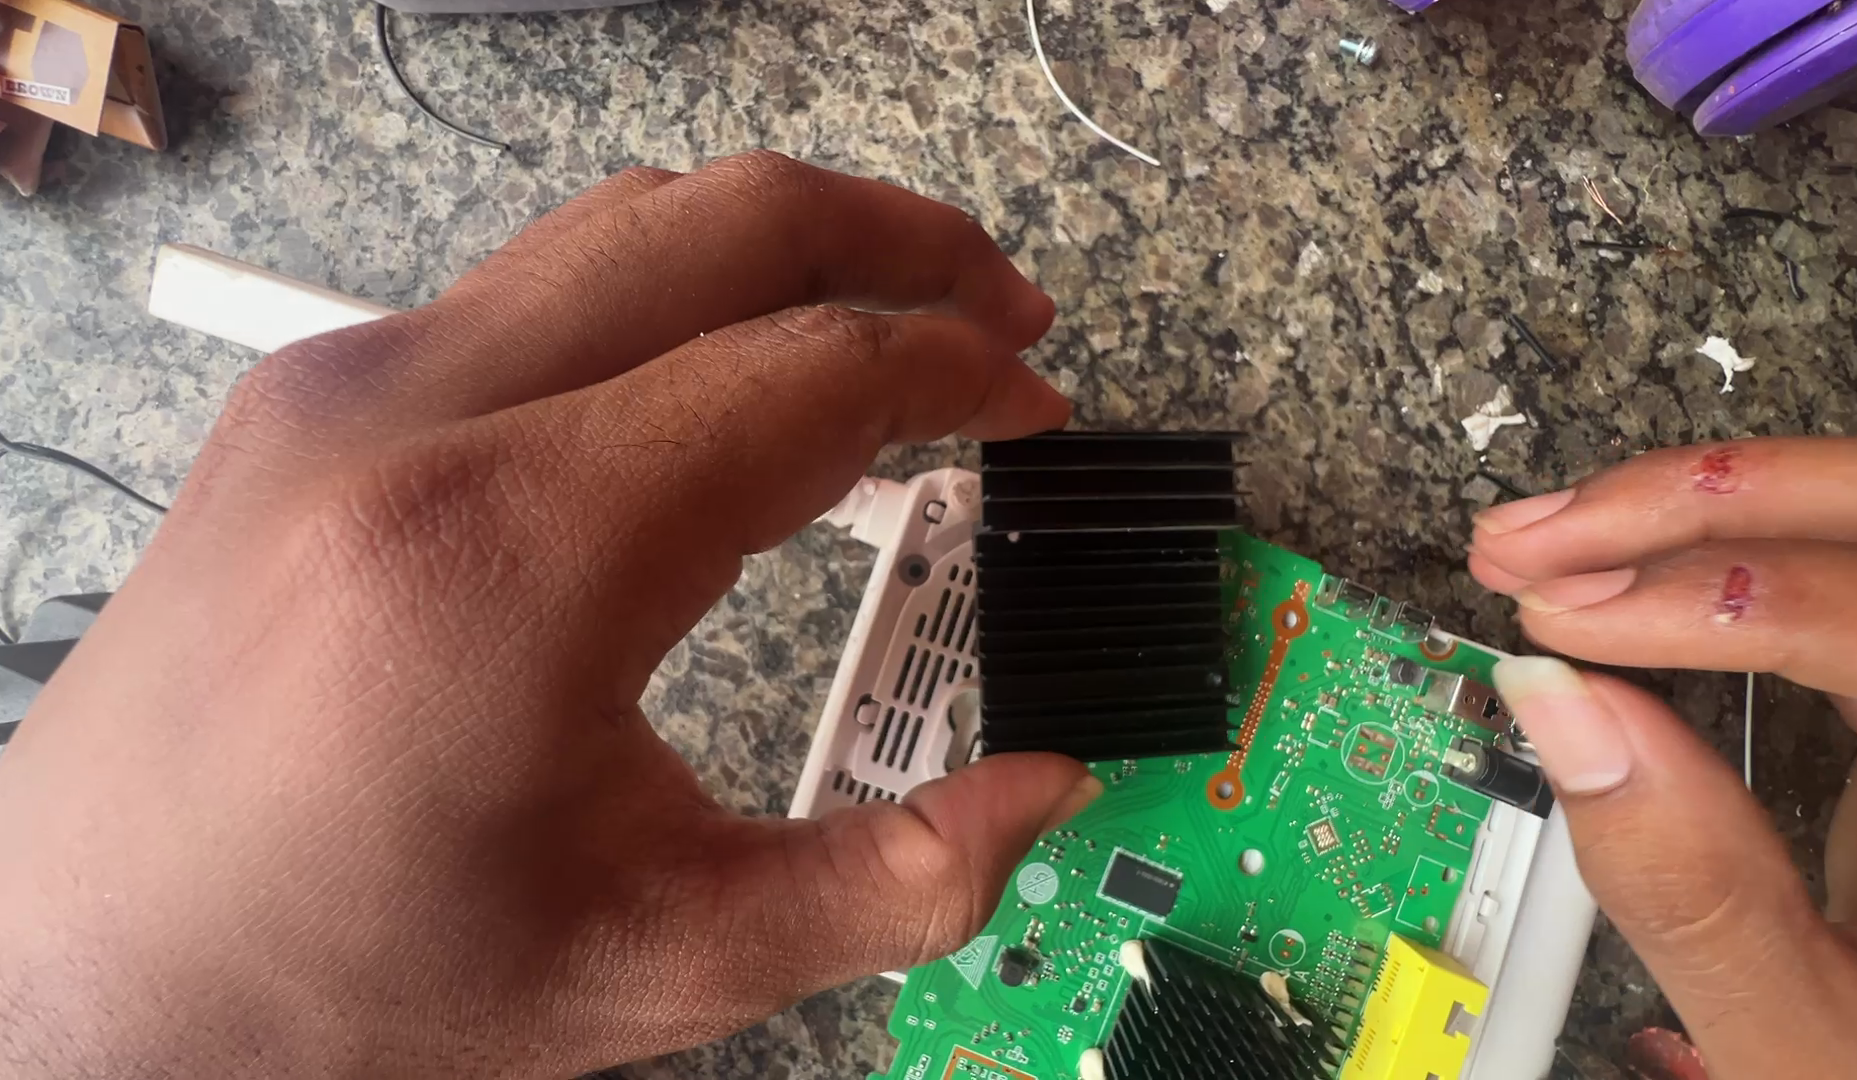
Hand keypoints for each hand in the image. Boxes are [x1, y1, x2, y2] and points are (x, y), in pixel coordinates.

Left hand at [0, 152, 1101, 1077]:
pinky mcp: (349, 388)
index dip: (956, 371)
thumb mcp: (680, 960)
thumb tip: (1054, 787)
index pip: (804, 376)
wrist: (81, 982)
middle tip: (1009, 309)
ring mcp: (370, 376)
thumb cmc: (378, 985)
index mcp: (518, 553)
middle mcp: (425, 409)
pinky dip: (716, 282)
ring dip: (814, 244)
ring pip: (652, 223)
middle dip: (911, 243)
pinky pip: (579, 272)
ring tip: (913, 310)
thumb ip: (901, 879)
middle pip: (732, 224)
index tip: (1036, 404)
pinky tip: (768, 354)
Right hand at [1470, 438, 1856, 1076]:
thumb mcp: (1813, 1043)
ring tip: (1528, 540)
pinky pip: (1794, 585)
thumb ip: (1687, 886)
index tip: (1562, 618)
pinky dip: (1663, 562)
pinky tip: (1580, 568)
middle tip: (1537, 537)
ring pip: (1851, 533)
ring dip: (1664, 518)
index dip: (1735, 603)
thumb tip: (1552, 704)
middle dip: (1699, 511)